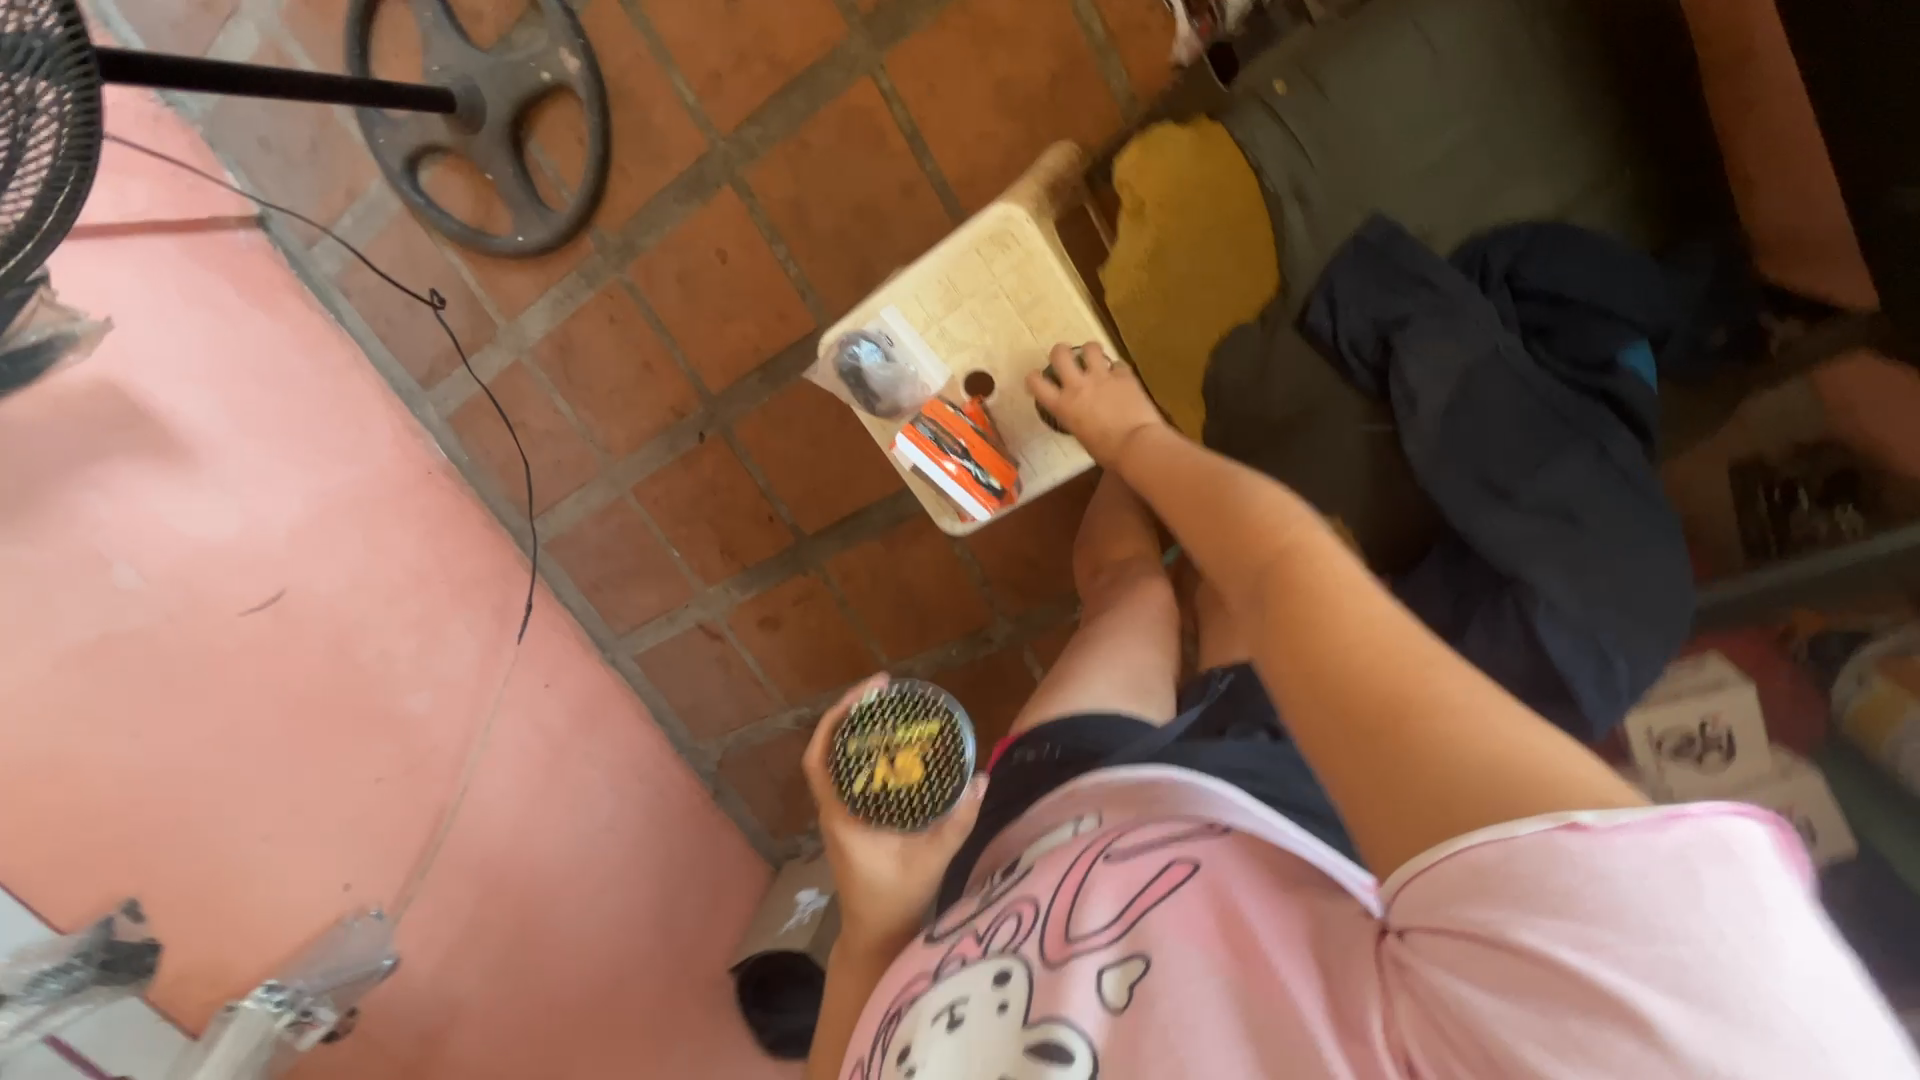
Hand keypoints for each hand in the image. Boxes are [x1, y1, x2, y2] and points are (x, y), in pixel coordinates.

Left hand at [804, 674, 987, 954]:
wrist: (877, 934)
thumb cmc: (896, 898)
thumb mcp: (932, 859)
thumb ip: (957, 821)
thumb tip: (979, 779)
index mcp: (841, 815)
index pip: (821, 758)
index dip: (837, 719)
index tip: (867, 693)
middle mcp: (834, 809)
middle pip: (828, 749)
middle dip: (851, 714)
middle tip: (884, 689)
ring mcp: (841, 814)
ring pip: (837, 760)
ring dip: (856, 731)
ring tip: (888, 706)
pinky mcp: (852, 819)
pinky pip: (851, 774)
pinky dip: (865, 752)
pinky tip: (892, 744)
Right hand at [1026, 342, 1166, 465]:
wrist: (1136, 444)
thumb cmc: (1107, 452)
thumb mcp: (1081, 436)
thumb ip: (1076, 419)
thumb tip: (1081, 416)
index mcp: (1062, 406)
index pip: (1036, 383)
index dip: (1033, 377)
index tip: (1037, 378)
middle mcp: (1077, 386)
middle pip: (1060, 354)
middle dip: (1060, 352)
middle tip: (1065, 357)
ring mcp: (1102, 377)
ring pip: (1090, 347)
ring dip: (1090, 351)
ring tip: (1094, 358)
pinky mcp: (1124, 375)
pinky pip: (1117, 363)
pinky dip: (1117, 369)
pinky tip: (1120, 377)